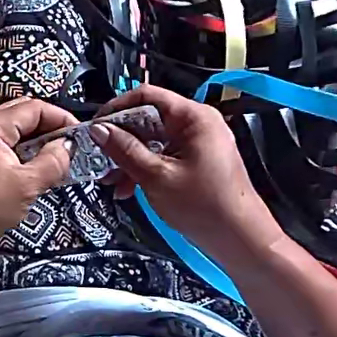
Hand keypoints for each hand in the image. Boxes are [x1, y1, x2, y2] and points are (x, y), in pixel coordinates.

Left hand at [0, 98, 76, 260]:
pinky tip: (34, 165)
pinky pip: (2, 142)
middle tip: (69, 144)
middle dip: (48, 125)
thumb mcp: (27, 185)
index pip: (33, 108)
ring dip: (35, 138)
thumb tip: (68, 146)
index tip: (78, 134)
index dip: (60, 117)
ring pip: (12, 128)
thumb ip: (53, 161)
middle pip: (22, 112)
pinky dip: (21, 148)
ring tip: (56, 156)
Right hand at [93, 85, 287, 266]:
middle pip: (146, 119)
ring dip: (128, 158)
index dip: (116, 110)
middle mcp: (198, 125)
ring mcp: (197, 143)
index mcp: (195, 118)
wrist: (238, 239)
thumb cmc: (210, 209)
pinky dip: (142, 168)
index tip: (97, 128)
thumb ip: (124, 150)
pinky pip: (160, 155)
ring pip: (151, 140)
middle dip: (120, 139)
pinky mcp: (194, 161)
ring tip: (112, 179)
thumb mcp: (156, 177)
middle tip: (100, 156)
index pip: (146, 96)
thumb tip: (101, 131)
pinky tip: (128, 186)